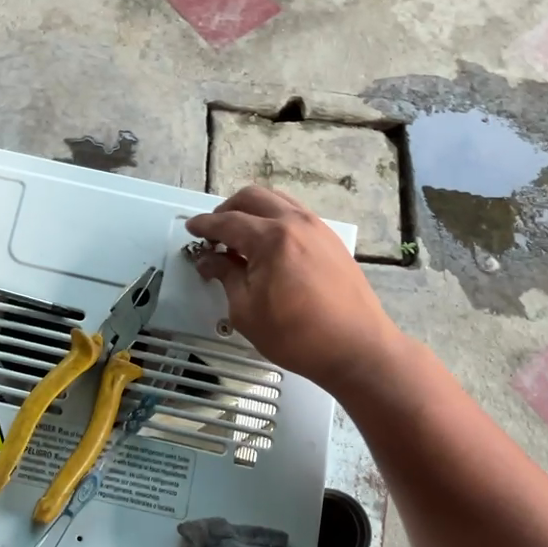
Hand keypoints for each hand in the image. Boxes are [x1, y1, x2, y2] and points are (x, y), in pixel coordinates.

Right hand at [184, 187, 401, 384]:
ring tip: (239, 238)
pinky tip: (267, 247)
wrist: (355, 348)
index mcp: (271, 238)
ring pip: (277, 201)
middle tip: (213, 233)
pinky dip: (274, 220)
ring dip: (252, 212)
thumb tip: (210, 261)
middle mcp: (296, 223)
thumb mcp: (246, 310)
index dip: (204, 226)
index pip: (228, 222)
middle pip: (253, 198)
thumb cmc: (297, 336)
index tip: (192, 229)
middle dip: (227, 210)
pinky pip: (295, 215)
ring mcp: (318, 229)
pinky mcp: (330, 241)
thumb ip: (226, 276)